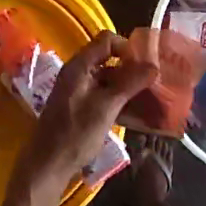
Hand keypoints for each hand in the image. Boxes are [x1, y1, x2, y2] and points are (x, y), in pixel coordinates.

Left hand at [14, 32, 156, 190]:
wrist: (49, 164)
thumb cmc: (76, 134)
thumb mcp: (106, 107)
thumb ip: (130, 83)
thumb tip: (154, 64)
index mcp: (79, 67)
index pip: (107, 41)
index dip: (128, 48)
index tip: (147, 64)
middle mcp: (78, 74)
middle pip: (110, 60)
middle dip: (134, 70)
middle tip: (157, 81)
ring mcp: (79, 91)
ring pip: (110, 80)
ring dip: (131, 88)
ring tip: (154, 99)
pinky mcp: (82, 107)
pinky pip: (105, 96)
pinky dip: (122, 101)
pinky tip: (141, 114)